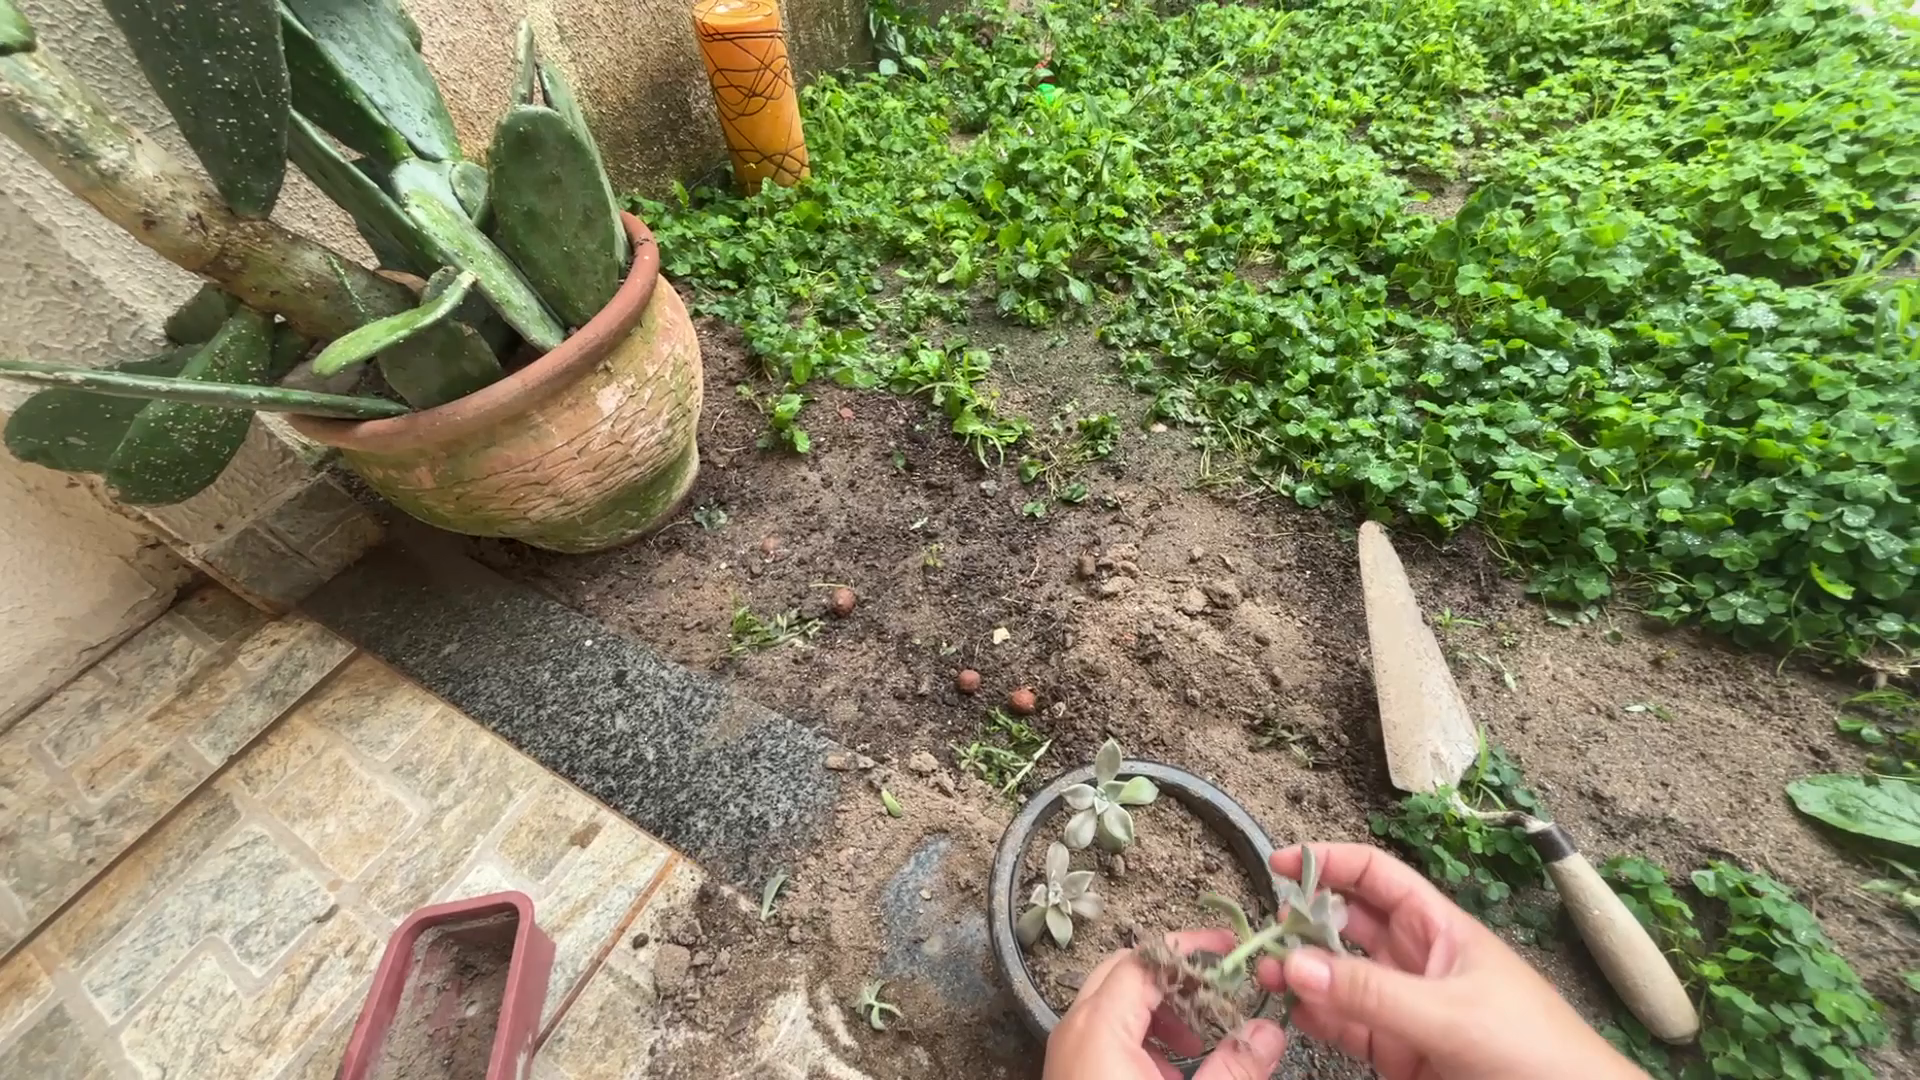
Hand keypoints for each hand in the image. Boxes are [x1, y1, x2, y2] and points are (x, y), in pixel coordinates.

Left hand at [1042, 930, 1288, 1079]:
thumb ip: (1234, 1068)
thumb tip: (1270, 1028)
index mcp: (1098, 1026)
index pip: (1143, 960)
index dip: (1188, 950)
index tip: (1231, 950)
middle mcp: (1074, 1028)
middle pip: (1124, 974)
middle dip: (1174, 979)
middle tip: (1221, 992)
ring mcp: (1068, 1053)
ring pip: (1114, 1003)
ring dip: (1160, 1011)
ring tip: (1203, 1040)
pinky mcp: (1073, 1076)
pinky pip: (1107, 1035)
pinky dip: (1143, 1038)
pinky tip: (1176, 1074)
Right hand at [1256, 844, 1647, 1079]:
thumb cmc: (1538, 1058)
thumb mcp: (1454, 1017)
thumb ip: (1370, 992)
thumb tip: (1291, 964)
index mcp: (1435, 927)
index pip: (1372, 874)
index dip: (1327, 862)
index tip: (1279, 865)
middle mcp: (1413, 958)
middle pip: (1344, 922)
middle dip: (1303, 921)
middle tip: (1266, 933)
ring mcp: (1403, 1007)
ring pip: (1338, 974)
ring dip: (1302, 971)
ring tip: (1268, 976)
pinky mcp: (1397, 1053)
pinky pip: (1345, 1024)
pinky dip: (1315, 1017)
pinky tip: (1295, 1014)